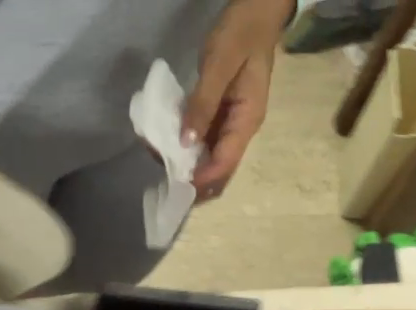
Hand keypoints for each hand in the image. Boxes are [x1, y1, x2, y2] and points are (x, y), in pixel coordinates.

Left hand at [182, 0, 292, 199]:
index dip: (202, 178)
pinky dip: (185, 147)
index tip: (176, 184)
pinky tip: (165, 146)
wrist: (255, 12)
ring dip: (187, 166)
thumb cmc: (240, 34)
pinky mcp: (220, 117)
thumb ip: (203, 103)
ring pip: (209, 158)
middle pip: (219, 169)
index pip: (225, 162)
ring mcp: (230, 124)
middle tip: (165, 186)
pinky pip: (203, 141)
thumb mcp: (219, 65)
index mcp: (247, 120)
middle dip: (194, 181)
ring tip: (159, 164)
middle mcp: (240, 129)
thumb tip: (186, 142)